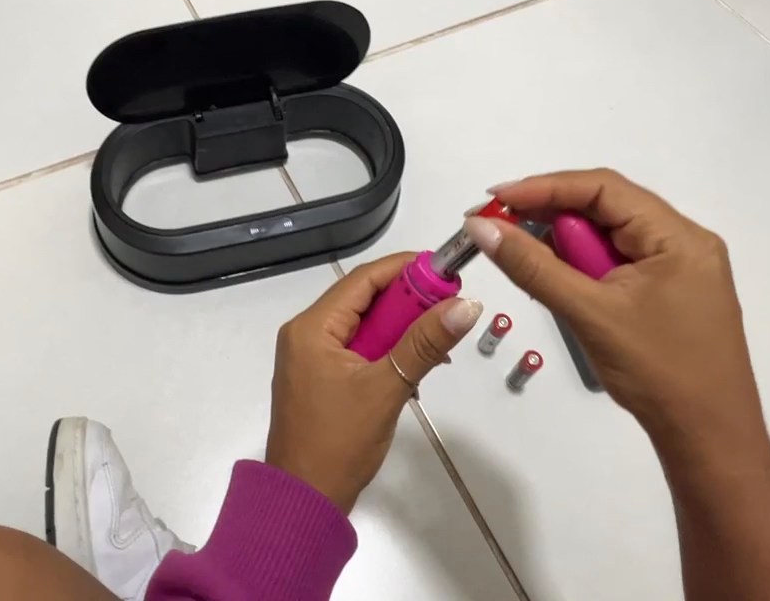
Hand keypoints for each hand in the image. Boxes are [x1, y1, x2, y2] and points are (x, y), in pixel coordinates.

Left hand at [265, 253, 482, 512]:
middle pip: (362, 300)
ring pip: (363, 325)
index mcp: (311, 327)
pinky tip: (416, 364)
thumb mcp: (387, 388)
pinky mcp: (319, 377)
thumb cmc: (339, 441)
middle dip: (407, 300)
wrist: (303, 502)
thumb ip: (424, 344)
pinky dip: (386, 350)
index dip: (403, 268)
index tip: (444, 268)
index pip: (362, 280)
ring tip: (440, 337)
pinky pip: (357, 348)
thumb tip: (465, 305)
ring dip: (400, 328)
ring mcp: (310, 356)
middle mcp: (306, 332)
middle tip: (450, 303)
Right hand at [469, 170, 764, 453]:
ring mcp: (676, 266)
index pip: (602, 188)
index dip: (544, 187)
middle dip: (547, 212)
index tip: (496, 198)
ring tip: (517, 251)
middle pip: (603, 206)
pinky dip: (579, 263)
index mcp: (677, 237)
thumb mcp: (588, 313)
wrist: (710, 442)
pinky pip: (613, 258)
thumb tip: (480, 226)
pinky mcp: (665, 289)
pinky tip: (551, 275)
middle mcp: (682, 240)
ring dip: (561, 240)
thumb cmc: (657, 373)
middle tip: (496, 223)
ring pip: (605, 232)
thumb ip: (532, 265)